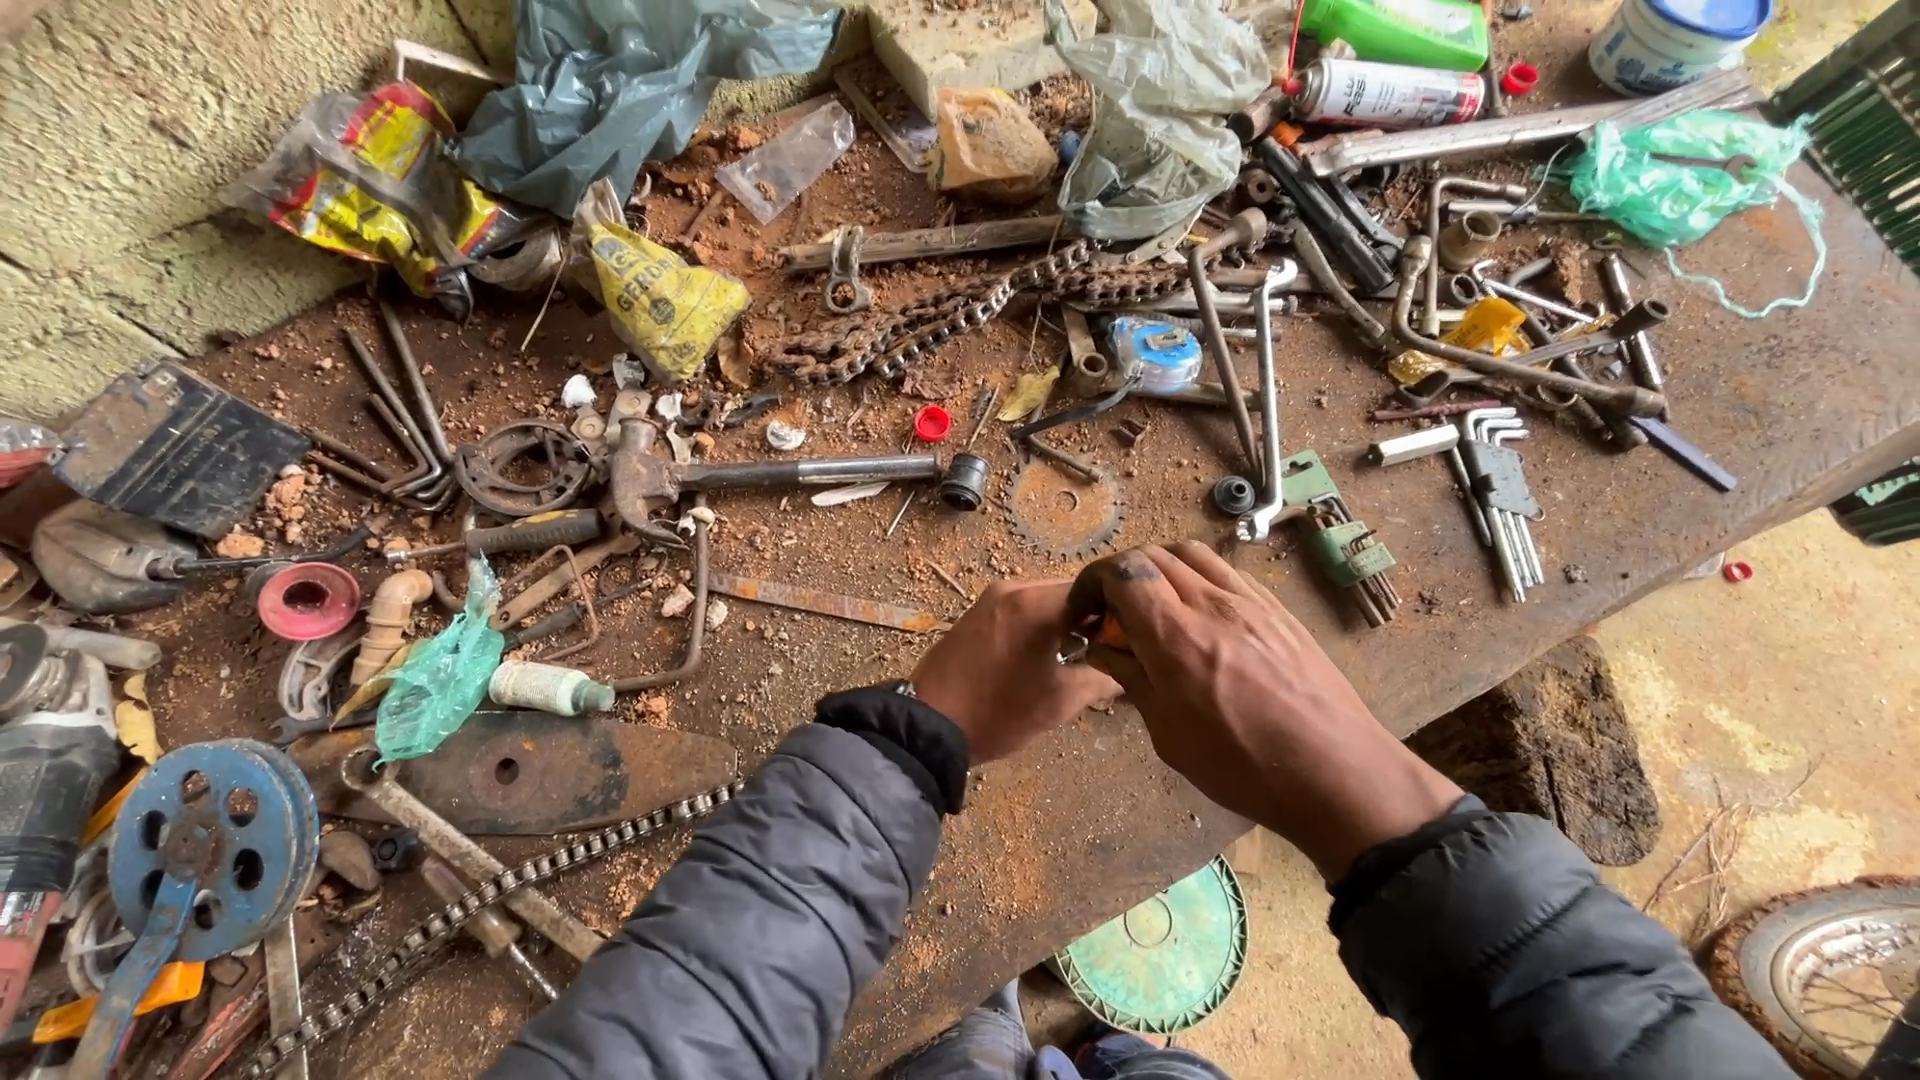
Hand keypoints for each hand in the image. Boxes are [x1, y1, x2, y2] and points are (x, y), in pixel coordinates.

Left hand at [912, 580, 1119, 765]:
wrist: (928, 724)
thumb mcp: (1059, 701)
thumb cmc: (999, 712)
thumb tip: (1130, 671)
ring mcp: (991, 598)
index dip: (1121, 612)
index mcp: (1037, 604)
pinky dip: (1041, 622)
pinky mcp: (977, 612)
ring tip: (1084, 653)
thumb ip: (1102, 678)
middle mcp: (1014, 589)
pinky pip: (1021, 606)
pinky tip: (1050, 652)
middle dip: (1094, 615)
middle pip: (1070, 591)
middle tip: (1114, 647)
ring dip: (1067, 619)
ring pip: (1045, 598)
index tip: (1135, 637)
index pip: (1097, 591)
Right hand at [1067, 542, 1462, 878]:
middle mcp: (1209, 604)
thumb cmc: (1241, 765)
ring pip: (1189, 554)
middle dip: (1120, 576)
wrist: (1335, 771)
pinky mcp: (1276, 608)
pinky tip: (1199, 614)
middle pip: (1151, 555)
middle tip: (1113, 613)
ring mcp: (1248, 600)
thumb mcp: (1168, 733)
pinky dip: (1197, 578)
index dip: (1092, 582)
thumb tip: (1101, 647)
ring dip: (1159, 568)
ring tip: (1155, 606)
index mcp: (1174, 636)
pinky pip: (1225, 571)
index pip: (1122, 571)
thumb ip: (1130, 678)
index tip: (1084, 611)